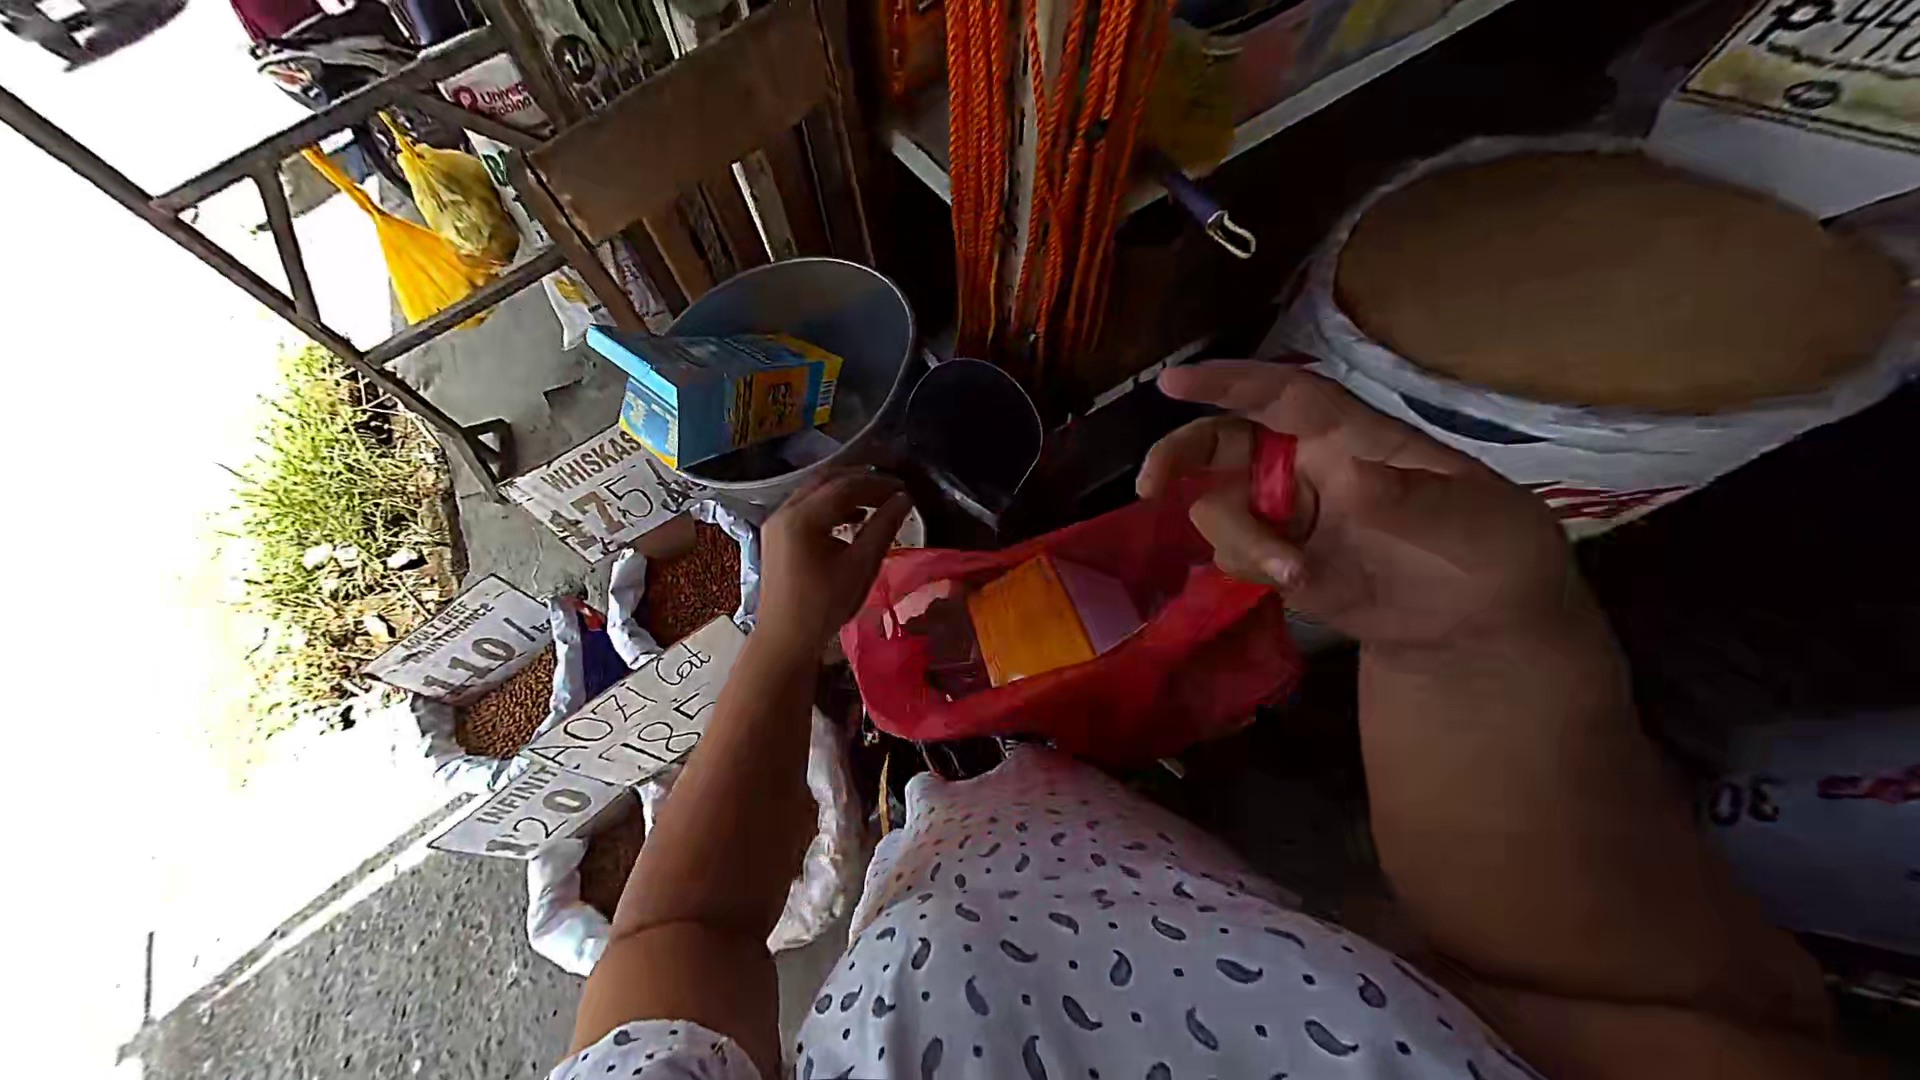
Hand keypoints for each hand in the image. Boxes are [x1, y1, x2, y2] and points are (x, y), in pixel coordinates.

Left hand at [757, 469, 912, 653]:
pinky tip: (853, 518)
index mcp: (802, 518)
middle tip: (891, 488)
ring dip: (846, 491)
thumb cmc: (824, 606)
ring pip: (815, 492)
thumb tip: (904, 500)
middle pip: (827, 481)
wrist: (784, 640)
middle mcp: (785, 512)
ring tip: (876, 501)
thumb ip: (883, 528)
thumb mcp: (860, 566)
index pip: (845, 487)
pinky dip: (831, 506)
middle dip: (861, 481)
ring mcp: (777, 523)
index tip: (903, 488)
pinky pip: (807, 507)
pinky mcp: (777, 535)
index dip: (877, 484)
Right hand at [1138, 360, 1582, 652]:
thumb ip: (1411, 500)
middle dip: (1178, 457)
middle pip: (1218, 443)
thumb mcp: (1472, 520)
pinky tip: (1297, 584)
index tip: (1172, 382)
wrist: (1470, 627)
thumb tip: (1350, 478)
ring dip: (1241, 540)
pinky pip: (1229, 554)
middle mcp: (1301, 467)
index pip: (1281, 395)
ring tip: (1294, 574)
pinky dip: (1250, 567)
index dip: (1228, 381)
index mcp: (1347, 435)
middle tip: (1150, 487)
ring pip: (1218, 508)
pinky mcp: (1270, 558)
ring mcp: (1281, 515)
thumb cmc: (1486, 551)